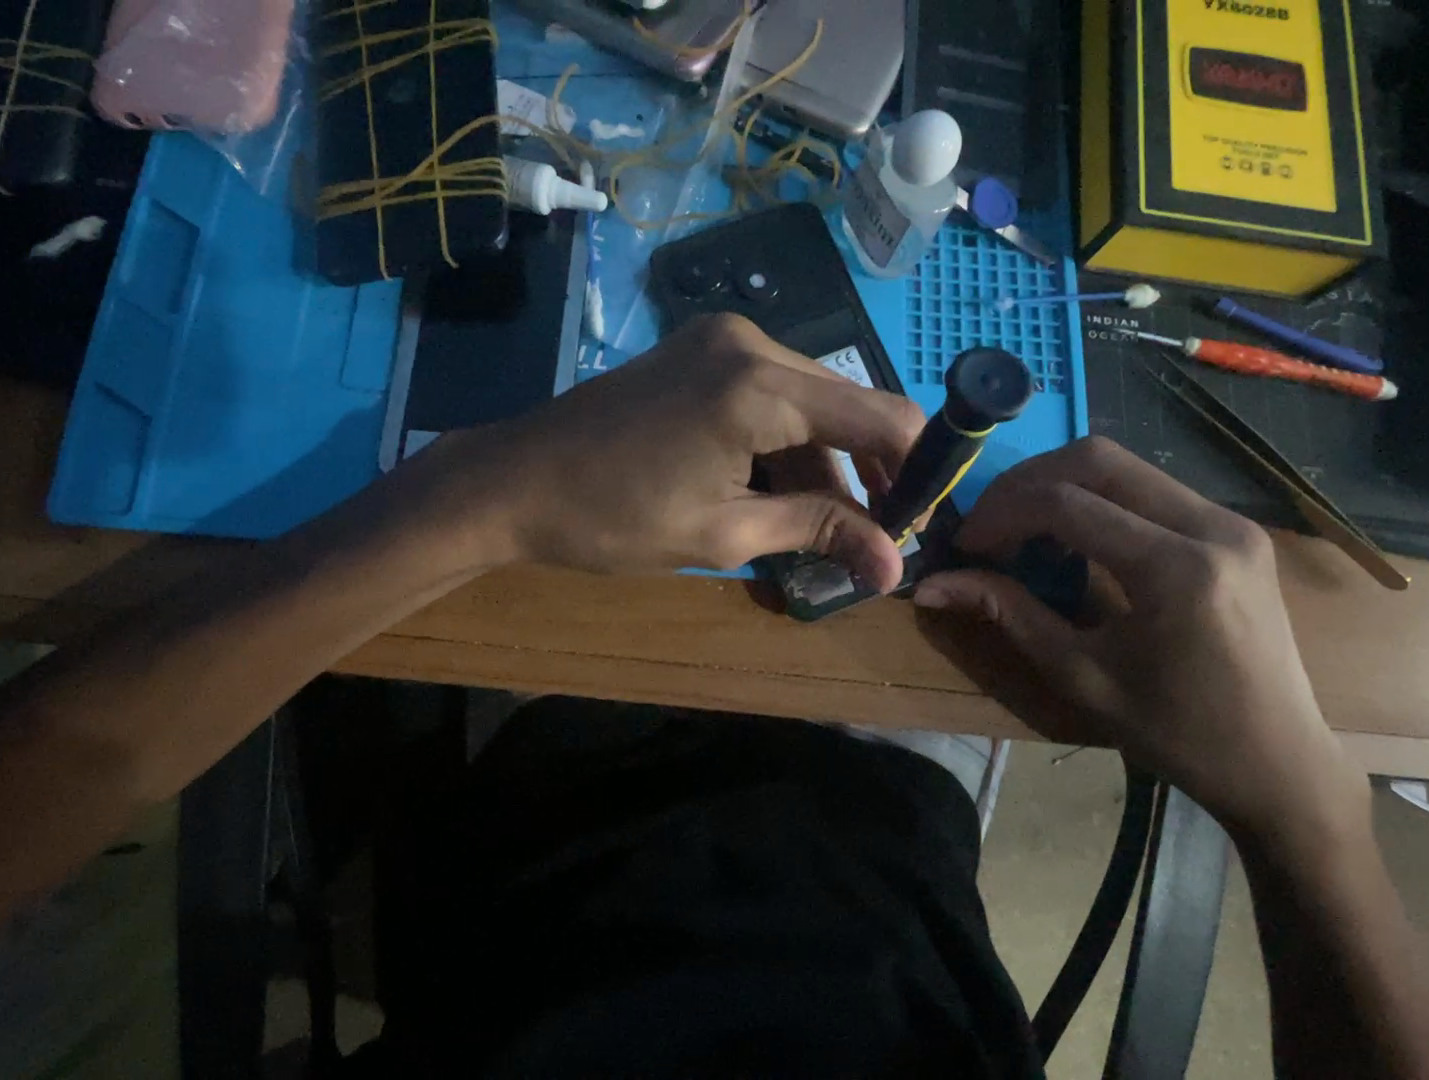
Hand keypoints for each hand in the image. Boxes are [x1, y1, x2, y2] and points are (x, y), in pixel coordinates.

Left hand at [442, 314, 926, 589]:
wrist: (513, 481)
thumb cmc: (612, 518)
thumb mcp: (723, 533)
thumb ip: (817, 533)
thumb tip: (895, 566)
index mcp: (761, 384)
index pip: (884, 416)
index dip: (915, 472)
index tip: (915, 526)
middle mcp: (752, 342)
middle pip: (848, 407)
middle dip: (866, 476)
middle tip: (864, 542)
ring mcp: (721, 340)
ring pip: (808, 403)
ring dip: (821, 466)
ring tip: (816, 533)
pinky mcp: (699, 352)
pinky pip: (768, 395)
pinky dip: (782, 445)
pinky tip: (775, 494)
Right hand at [912, 437, 1367, 840]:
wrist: (1278, 762)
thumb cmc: (1175, 732)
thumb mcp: (1079, 675)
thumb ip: (1008, 613)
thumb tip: (931, 586)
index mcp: (1178, 571)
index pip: (1066, 503)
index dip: (1000, 515)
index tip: (964, 546)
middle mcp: (1212, 526)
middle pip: (1095, 458)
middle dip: (1024, 484)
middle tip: (987, 526)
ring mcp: (1230, 521)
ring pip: (1121, 463)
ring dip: (1057, 485)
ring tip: (1021, 533)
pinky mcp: (1233, 528)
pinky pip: (1147, 486)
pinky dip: (1094, 498)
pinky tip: (1071, 539)